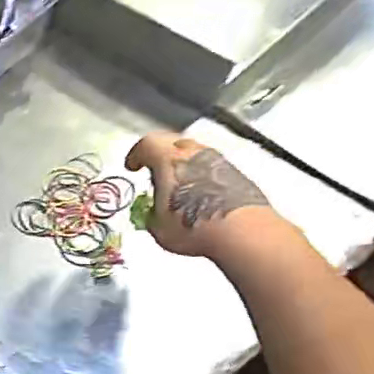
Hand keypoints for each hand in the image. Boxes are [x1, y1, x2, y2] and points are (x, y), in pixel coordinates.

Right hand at [125, 132, 283, 260]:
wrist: (240, 230)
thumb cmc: (195, 225)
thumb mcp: (158, 228)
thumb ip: (152, 215)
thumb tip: (154, 216)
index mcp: (168, 158)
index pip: (146, 145)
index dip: (136, 155)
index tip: (133, 164)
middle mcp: (194, 152)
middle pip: (172, 143)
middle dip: (160, 157)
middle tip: (154, 174)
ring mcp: (218, 160)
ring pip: (194, 154)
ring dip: (184, 167)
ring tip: (178, 189)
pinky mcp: (235, 173)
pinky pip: (212, 169)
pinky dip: (202, 177)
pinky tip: (200, 197)